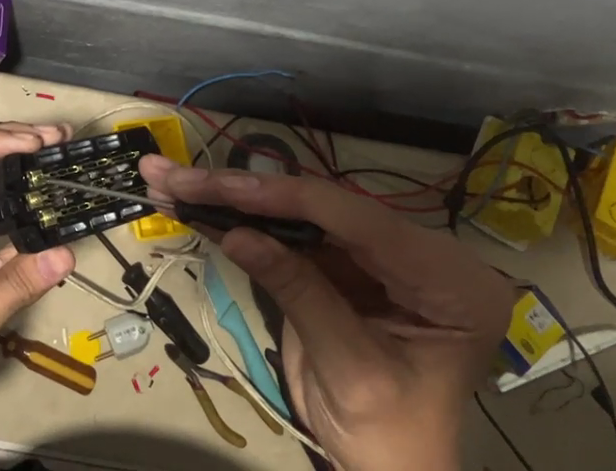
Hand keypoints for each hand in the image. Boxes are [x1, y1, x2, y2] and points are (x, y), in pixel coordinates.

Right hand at [141, 156, 513, 470]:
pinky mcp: (340, 259)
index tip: (221, 186)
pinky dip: (236, 217)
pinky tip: (191, 201)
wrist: (391, 470)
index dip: (284, 197)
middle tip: (171, 174)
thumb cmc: (390, 435)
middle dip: (240, 190)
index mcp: (449, 278)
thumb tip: (235, 233)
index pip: (358, 219)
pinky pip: (286, 229)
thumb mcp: (349, 369)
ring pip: (294, 208)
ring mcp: (373, 251)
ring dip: (227, 195)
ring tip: (166, 179)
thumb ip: (299, 293)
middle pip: (318, 204)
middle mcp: (416, 249)